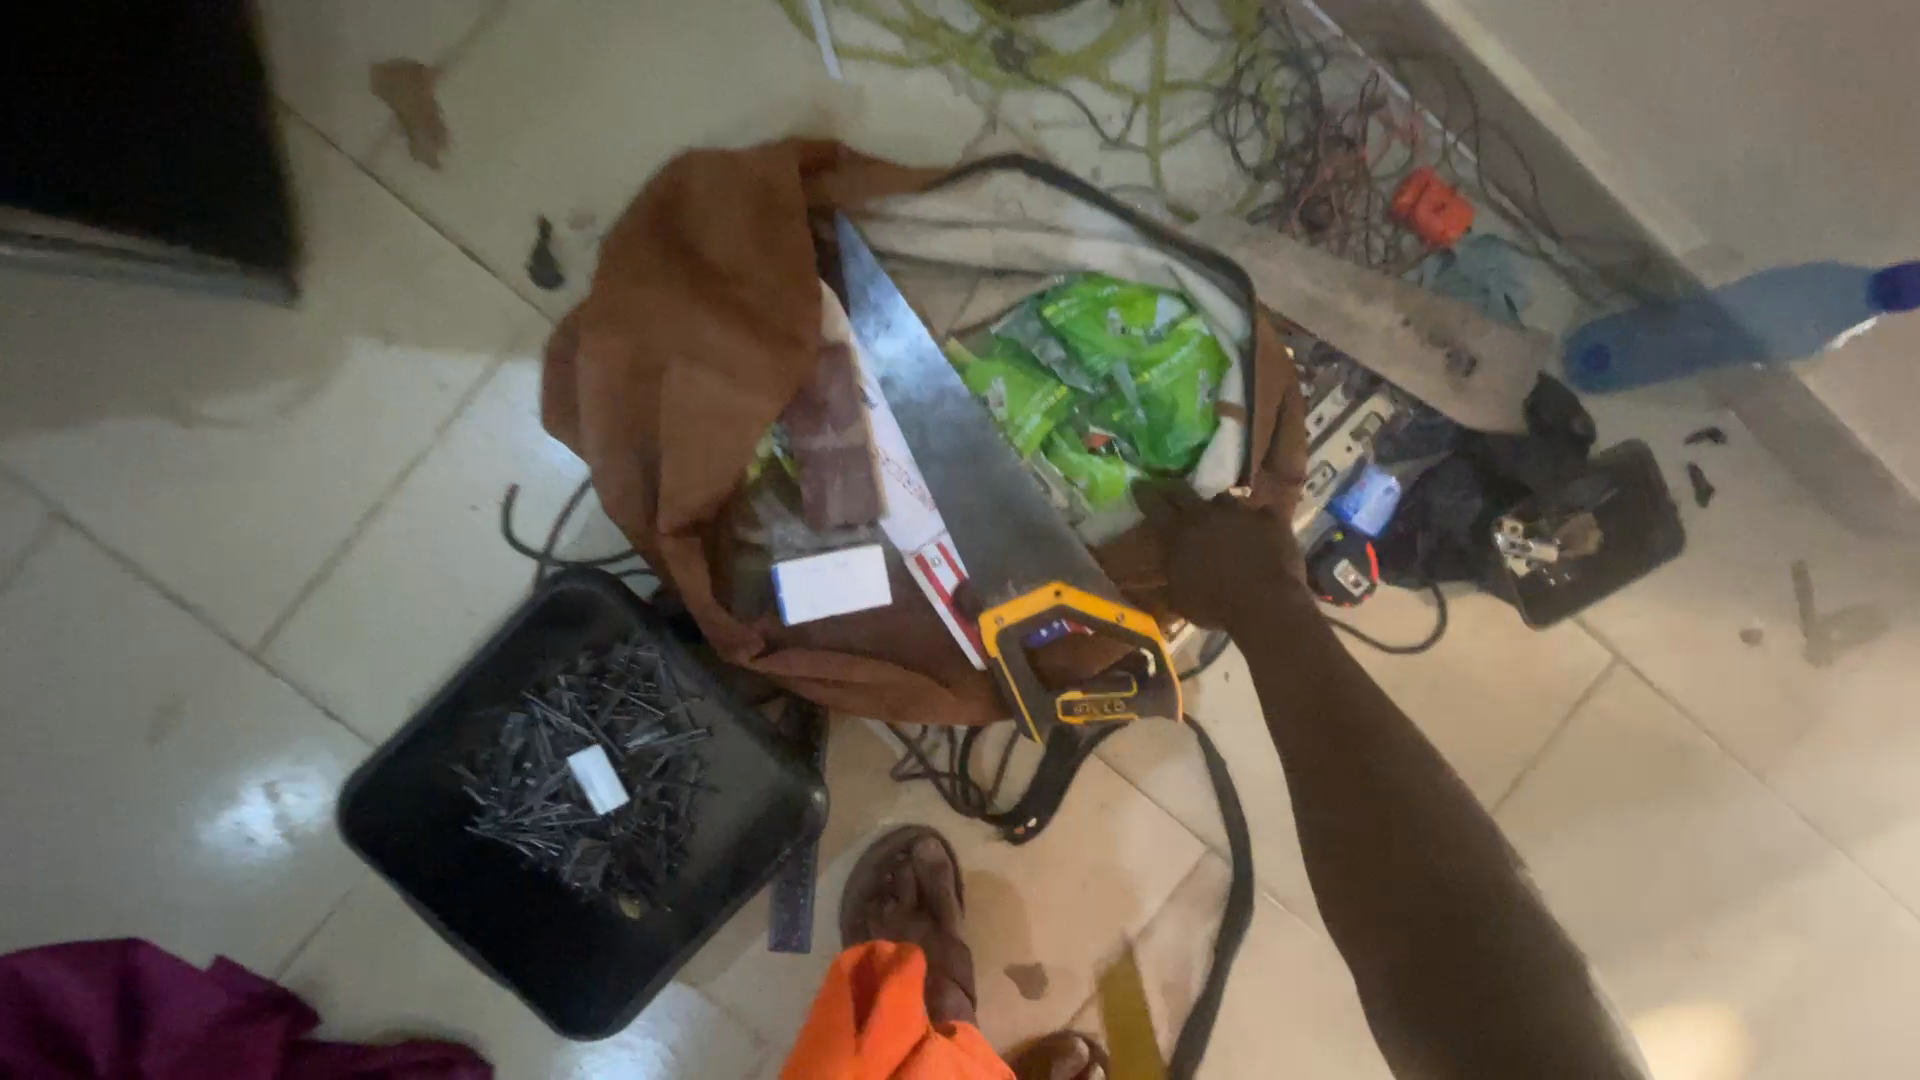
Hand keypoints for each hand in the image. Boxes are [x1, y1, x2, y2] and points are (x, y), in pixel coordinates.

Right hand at [1133, 481, 1306, 629]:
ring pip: (1223, 499)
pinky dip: (1257, 520)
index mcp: (1177, 533)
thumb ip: (1165, 582)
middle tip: (1169, 490)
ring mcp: (1239, 513)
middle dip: (1173, 489)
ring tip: (1220, 514)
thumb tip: (1146, 582)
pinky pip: (1261, 512)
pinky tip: (1259, 528)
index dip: (1143, 493)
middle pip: (1183, 491)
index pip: (1153, 504)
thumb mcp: (1179, 600)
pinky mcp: (1269, 519)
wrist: (1266, 605)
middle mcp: (1205, 514)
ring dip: (1217, 506)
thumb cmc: (1215, 606)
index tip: (1138, 484)